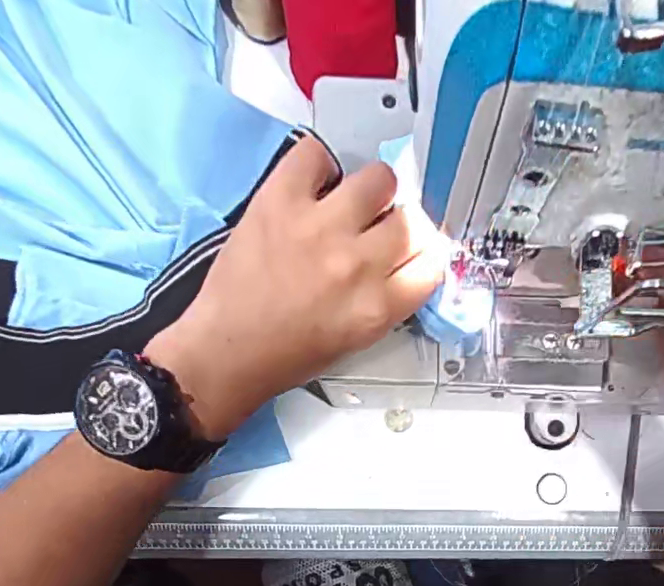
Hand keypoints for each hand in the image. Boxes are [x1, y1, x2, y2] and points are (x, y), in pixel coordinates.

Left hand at [146, 138, 446, 436]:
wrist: (231, 348)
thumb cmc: (293, 352)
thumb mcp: (359, 338)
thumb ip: (389, 300)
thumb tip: (405, 262)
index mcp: (378, 307)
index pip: (433, 264)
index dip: (425, 256)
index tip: (413, 254)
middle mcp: (357, 265)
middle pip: (412, 221)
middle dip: (402, 225)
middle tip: (380, 231)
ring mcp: (319, 227)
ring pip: (379, 179)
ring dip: (373, 191)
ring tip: (352, 205)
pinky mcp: (280, 199)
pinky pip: (318, 154)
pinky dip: (321, 166)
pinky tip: (314, 189)